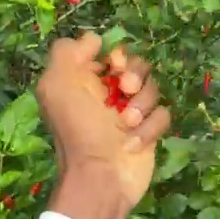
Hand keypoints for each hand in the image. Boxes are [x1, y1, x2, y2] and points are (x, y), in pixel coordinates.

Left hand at [35, 32, 171, 218]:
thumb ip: (67, 52)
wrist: (101, 178)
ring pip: (153, 89)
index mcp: (84, 80)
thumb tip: (95, 40)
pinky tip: (134, 143)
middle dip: (135, 76)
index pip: (111, 53)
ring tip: (126, 124)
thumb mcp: (57, 84)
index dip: (118, 57)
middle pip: (137, 67)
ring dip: (141, 105)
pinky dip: (150, 128)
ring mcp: (130, 114)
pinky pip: (162, 115)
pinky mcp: (149, 133)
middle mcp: (107, 95)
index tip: (114, 67)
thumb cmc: (79, 130)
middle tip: (126, 91)